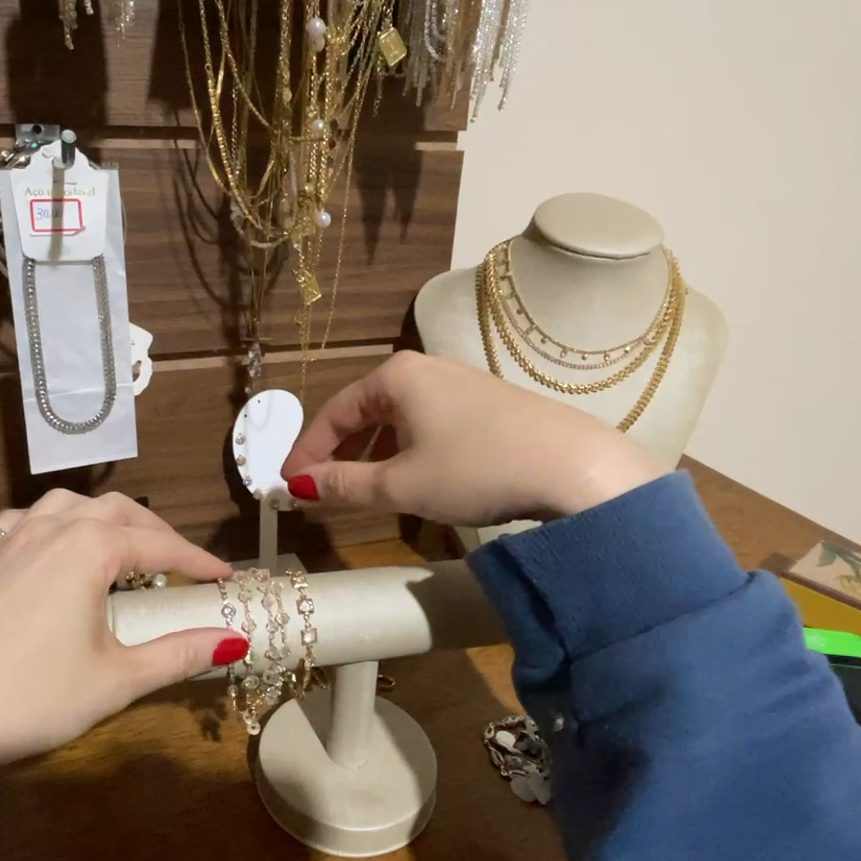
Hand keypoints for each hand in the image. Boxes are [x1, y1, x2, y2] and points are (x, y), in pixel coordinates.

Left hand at [0, 491, 241, 858]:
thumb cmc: (28, 701)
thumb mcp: (115, 682)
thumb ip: (178, 655)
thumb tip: (234, 641)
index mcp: (87, 548)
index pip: (159, 545)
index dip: (198, 561)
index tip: (225, 577)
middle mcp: (45, 529)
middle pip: (114, 511)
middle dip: (154, 531)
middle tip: (178, 564)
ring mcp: (0, 540)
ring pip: (64, 507)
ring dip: (101, 519)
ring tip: (119, 547)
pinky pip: (22, 524)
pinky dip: (53, 528)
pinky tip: (50, 557)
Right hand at [281, 352, 669, 526]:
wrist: (572, 465)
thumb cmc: (474, 468)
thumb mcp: (399, 484)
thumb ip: (343, 485)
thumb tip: (297, 487)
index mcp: (395, 376)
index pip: (333, 413)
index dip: (306, 452)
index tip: (287, 486)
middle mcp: (425, 369)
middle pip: (364, 413)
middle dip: (339, 454)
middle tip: (319, 490)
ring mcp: (460, 384)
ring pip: (398, 420)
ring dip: (373, 455)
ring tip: (362, 491)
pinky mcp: (488, 404)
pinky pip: (428, 425)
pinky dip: (407, 451)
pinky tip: (414, 479)